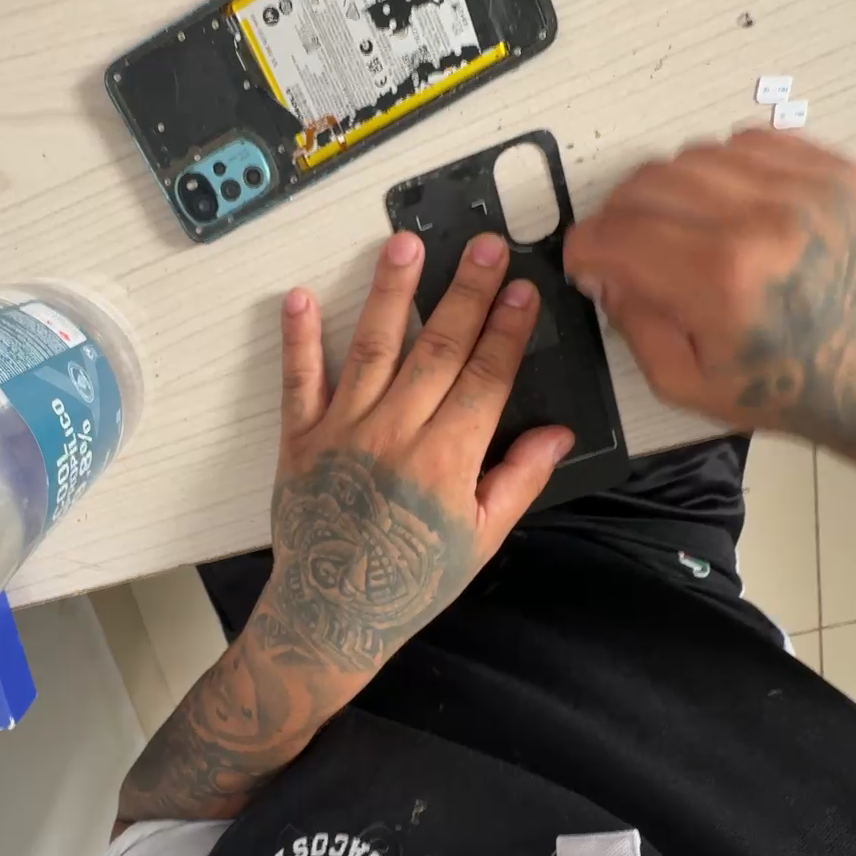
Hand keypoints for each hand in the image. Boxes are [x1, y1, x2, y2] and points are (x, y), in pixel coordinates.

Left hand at [258, 231, 574, 672]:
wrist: (333, 611)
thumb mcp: (480, 540)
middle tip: (482, 244)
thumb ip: (518, 481)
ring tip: (403, 244)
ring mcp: (343, 430)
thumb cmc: (412, 581)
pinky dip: (298, 339)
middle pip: (438, 348)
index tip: (524, 288)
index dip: (508, 329)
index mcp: (447, 458)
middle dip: (466, 292)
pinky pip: (299, 380)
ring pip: (372, 348)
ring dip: (390, 293)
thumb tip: (557, 433)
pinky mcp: (300, 438)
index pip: (486, 377)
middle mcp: (396, 432)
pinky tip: (298, 297)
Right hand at [565, 129, 855, 466]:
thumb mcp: (683, 384)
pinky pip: (746, 142)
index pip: (615, 233)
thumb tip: (607, 274)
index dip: (582, 249)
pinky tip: (719, 210)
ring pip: (691, 155)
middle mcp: (760, 216)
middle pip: (646, 184)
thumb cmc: (787, 391)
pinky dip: (715, 171)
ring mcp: (805, 184)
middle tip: (621, 251)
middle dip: (616, 218)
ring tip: (671, 231)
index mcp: (718, 279)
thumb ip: (632, 324)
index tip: (583, 265)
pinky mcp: (836, 169)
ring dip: (662, 192)